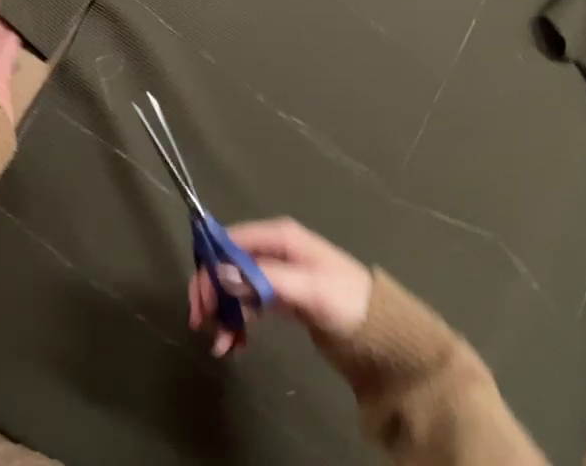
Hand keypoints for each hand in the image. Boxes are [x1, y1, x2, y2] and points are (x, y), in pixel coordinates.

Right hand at [187, 218, 373, 356]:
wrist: (382, 337)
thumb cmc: (348, 304)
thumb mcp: (309, 289)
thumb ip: (265, 279)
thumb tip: (221, 273)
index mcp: (279, 237)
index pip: (230, 243)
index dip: (211, 269)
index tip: (202, 303)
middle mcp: (273, 251)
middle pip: (227, 266)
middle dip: (213, 295)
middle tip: (202, 326)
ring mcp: (275, 275)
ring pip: (235, 289)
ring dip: (224, 315)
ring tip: (222, 347)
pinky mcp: (279, 299)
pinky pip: (248, 307)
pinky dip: (237, 325)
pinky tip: (236, 347)